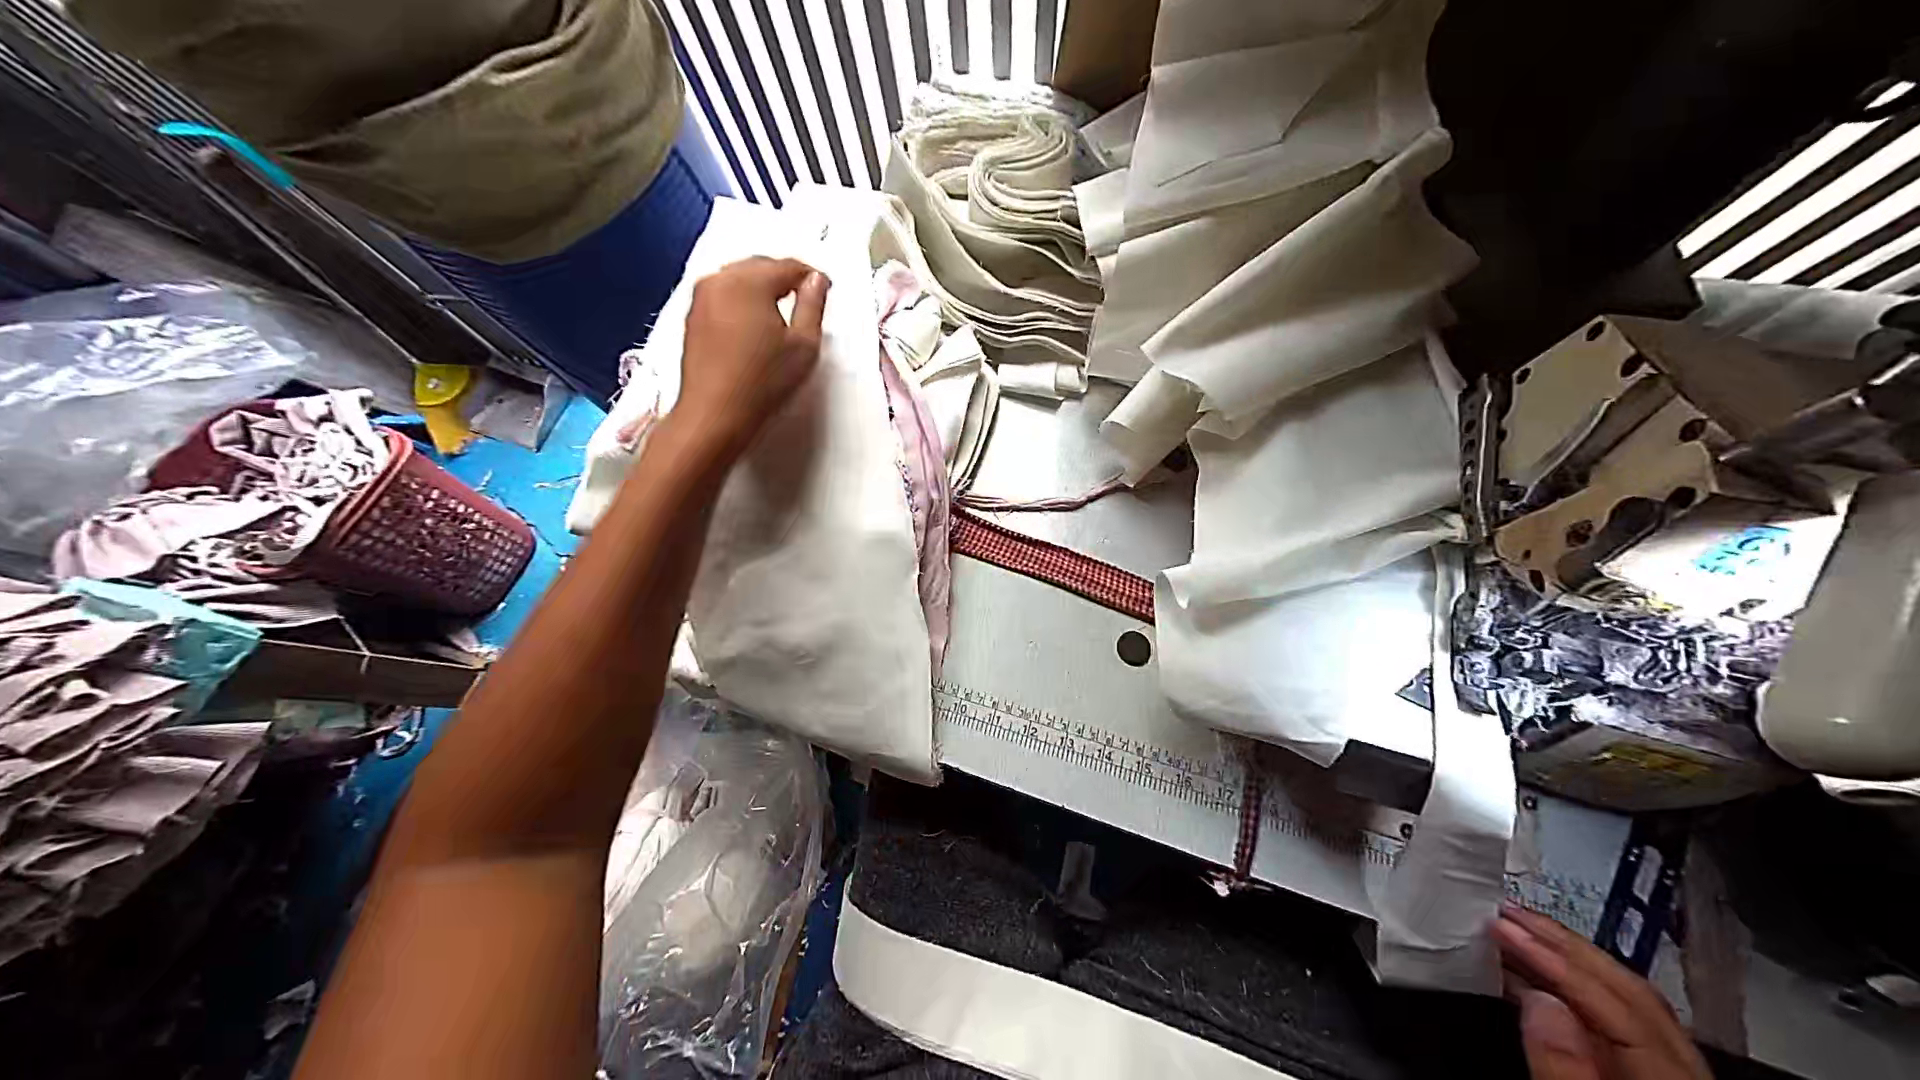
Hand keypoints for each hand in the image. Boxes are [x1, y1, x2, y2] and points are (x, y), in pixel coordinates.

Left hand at [677, 256, 829, 455]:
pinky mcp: (693, 317)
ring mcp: (701, 298)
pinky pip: (722, 295)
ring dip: (761, 287)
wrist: (715, 414)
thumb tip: (816, 282)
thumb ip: (813, 305)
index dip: (811, 276)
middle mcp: (720, 281)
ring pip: (738, 278)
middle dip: (784, 277)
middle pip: (760, 266)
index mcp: (749, 282)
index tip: (824, 287)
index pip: (788, 266)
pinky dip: (741, 301)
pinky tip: (755, 324)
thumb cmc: (760, 384)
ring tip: (782, 311)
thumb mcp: (804, 345)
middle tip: (806, 295)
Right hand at [1493, 904, 1710, 1079]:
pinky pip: (1616, 1019)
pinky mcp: (1646, 1074)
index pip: (1620, 1005)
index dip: (1554, 958)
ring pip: (1626, 1000)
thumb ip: (1566, 1067)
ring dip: (1562, 957)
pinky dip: (1568, 984)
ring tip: (1512, 928)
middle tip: (1505, 908)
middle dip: (1563, 944)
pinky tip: (1530, 973)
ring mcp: (1670, 1072)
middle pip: (1632, 992)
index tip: (1500, 922)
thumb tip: (1537, 1000)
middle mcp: (1684, 1069)